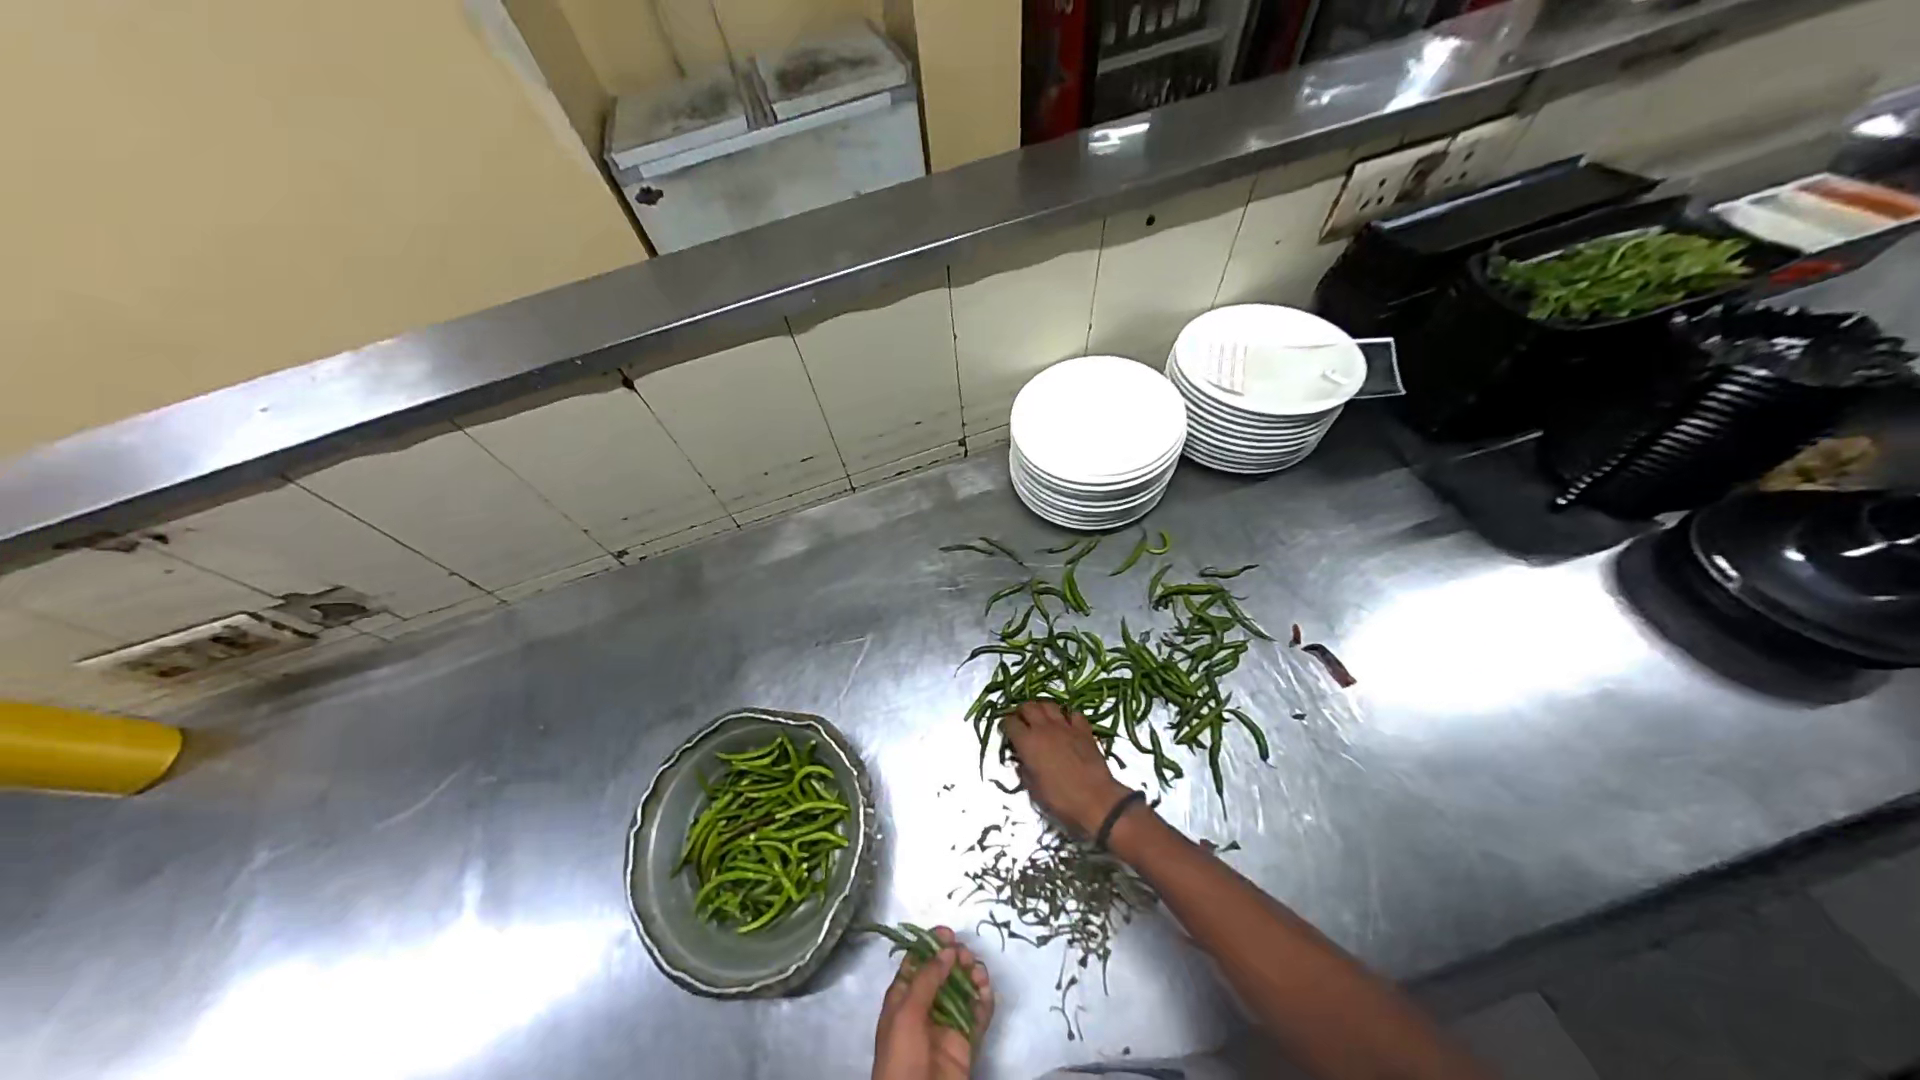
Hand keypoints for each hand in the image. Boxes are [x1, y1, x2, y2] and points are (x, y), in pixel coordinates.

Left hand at [873, 926, 993, 1079]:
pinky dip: (985, 1002)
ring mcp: (947, 1024)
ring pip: (963, 991)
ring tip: (979, 974)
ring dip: (973, 977)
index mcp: (903, 998)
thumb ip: (927, 979)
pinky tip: (987, 992)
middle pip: (943, 973)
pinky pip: (978, 1016)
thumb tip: (947, 950)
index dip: (932, 946)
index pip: (917, 963)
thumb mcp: (906, 1014)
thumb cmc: (901, 1058)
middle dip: (956, 959)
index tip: (948, 932)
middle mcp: (925, 1007)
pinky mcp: (966, 1043)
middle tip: (966, 955)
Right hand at [999, 701, 1133, 836]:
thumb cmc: (1060, 799)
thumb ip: (1024, 771)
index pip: (1009, 722)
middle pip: (1028, 706)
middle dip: (1022, 711)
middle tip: (1022, 721)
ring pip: (1049, 704)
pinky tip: (1067, 724)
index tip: (1006, 732)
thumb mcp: (1033, 790)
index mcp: (1027, 743)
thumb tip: (1022, 762)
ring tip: (1041, 717)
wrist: (1095, 799)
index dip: (1005, 725)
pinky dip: (1068, 716)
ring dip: (1042, 708)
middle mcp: (1044, 728)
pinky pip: (1073, 713)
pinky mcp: (1084, 730)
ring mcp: (1065, 726)